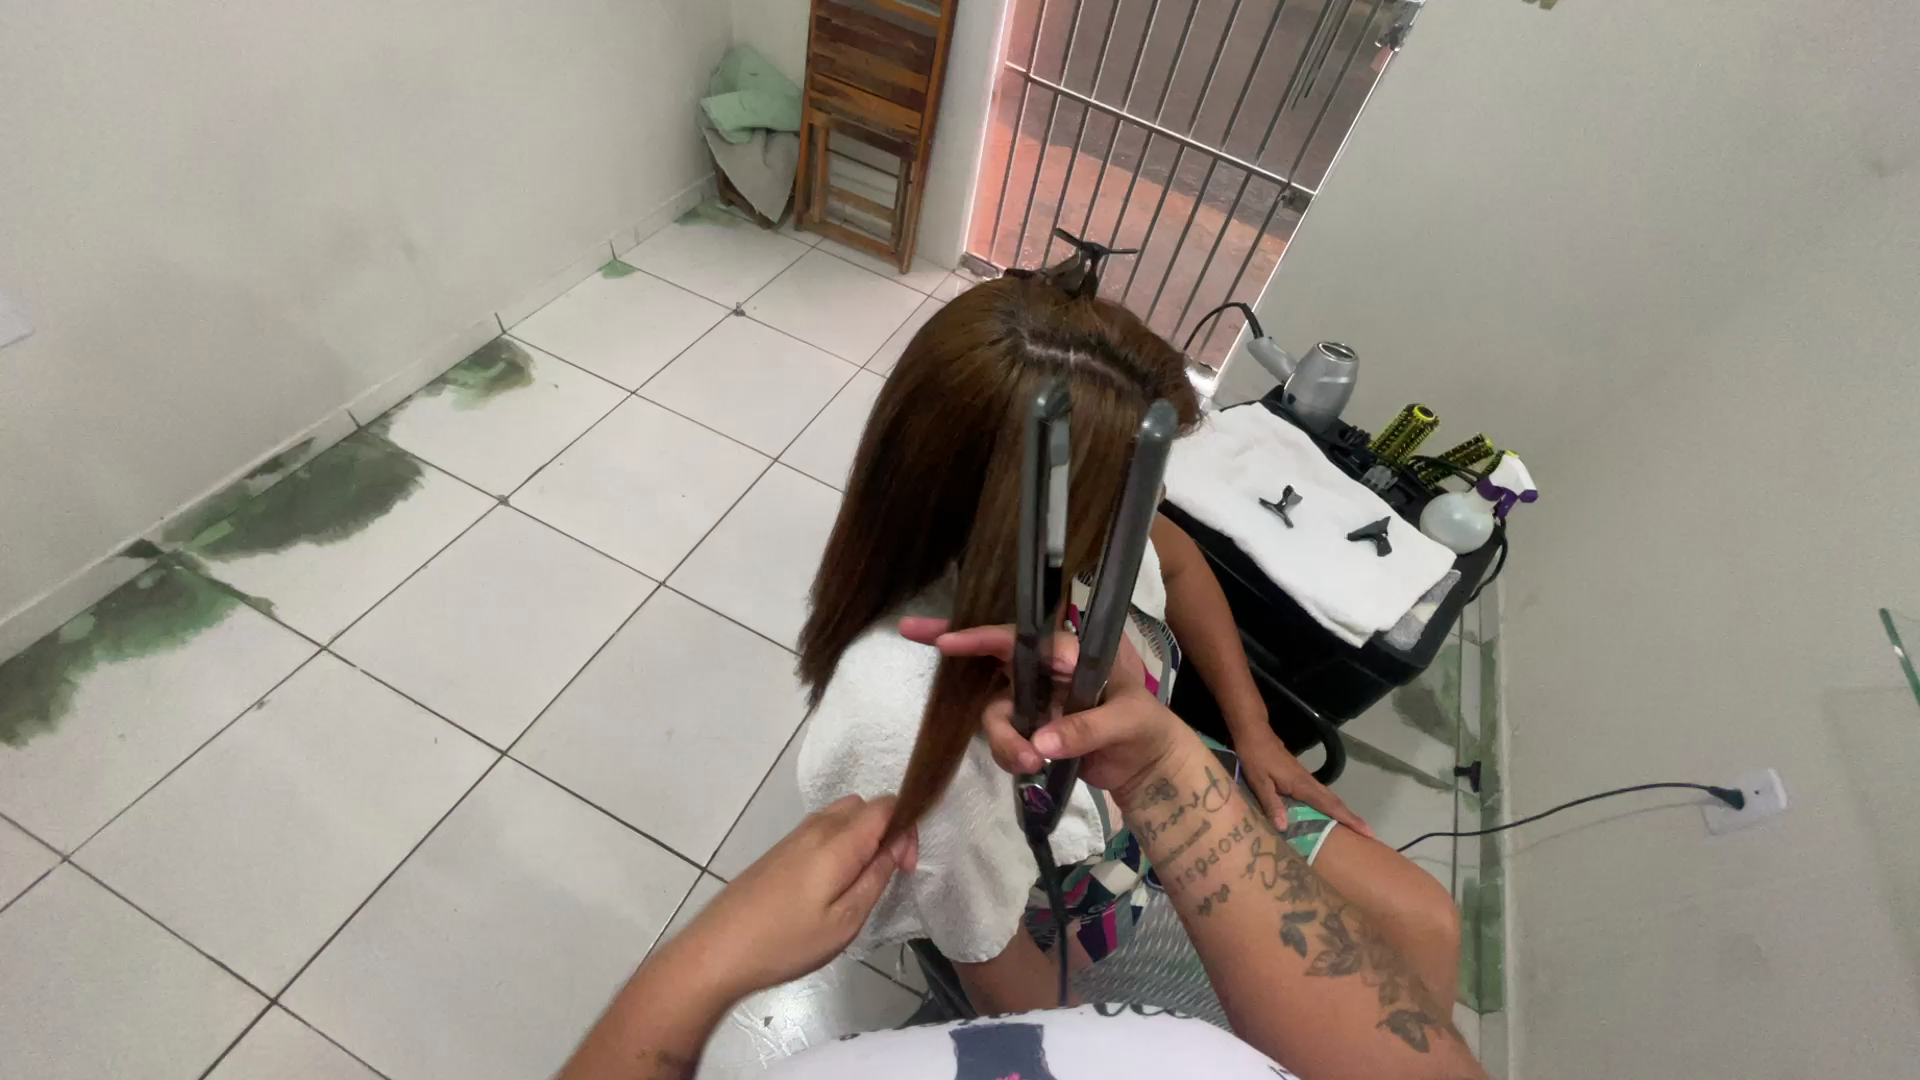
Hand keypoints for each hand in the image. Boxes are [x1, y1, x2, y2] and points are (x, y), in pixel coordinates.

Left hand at [672, 795, 916, 1001]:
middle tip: (888, 872)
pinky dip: (843, 840)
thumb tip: (897, 846)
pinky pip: (826, 827)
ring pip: (845, 814)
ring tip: (862, 879)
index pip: (886, 806)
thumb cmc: (786, 940)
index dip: (907, 828)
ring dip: (864, 834)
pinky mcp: (783, 847)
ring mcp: (798, 834)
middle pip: (866, 805)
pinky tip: (834, 879)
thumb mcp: (844, 921)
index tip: (906, 867)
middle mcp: (819, 826)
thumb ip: (876, 877)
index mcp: (838, 840)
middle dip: (887, 829)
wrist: (718, 949)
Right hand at [898, 618, 1203, 799]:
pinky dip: (1011, 754)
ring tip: (1029, 760)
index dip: (981, 636)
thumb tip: (1040, 741)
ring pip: (994, 711)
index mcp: (1068, 652)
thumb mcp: (1128, 719)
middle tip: (910, 629)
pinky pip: (1004, 740)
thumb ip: (1086, 727)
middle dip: (952, 641)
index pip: (1019, 638)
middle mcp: (1043, 671)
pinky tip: (1034, 765)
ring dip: (1002, 736)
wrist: (1146, 764)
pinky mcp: (1028, 731)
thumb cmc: (1145, 726)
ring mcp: (1032, 701)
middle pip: (988, 655)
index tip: (947, 641)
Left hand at [1233, 726, 1372, 838]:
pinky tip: (1326, 811)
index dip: (1348, 819)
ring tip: (1352, 827)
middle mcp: (1307, 781)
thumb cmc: (1255, 757)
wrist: (1254, 732)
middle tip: (1368, 834)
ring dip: (1341, 810)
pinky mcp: (1298, 774)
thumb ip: (1271, 803)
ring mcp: (1304, 776)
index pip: (1329, 805)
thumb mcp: (1258, 781)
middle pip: (1333, 801)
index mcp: (1301, 785)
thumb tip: (1284, 827)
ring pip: (1327, 796)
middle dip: (1350, 817)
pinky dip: (1328, 803)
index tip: (1368, 831)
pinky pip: (1318, 792)